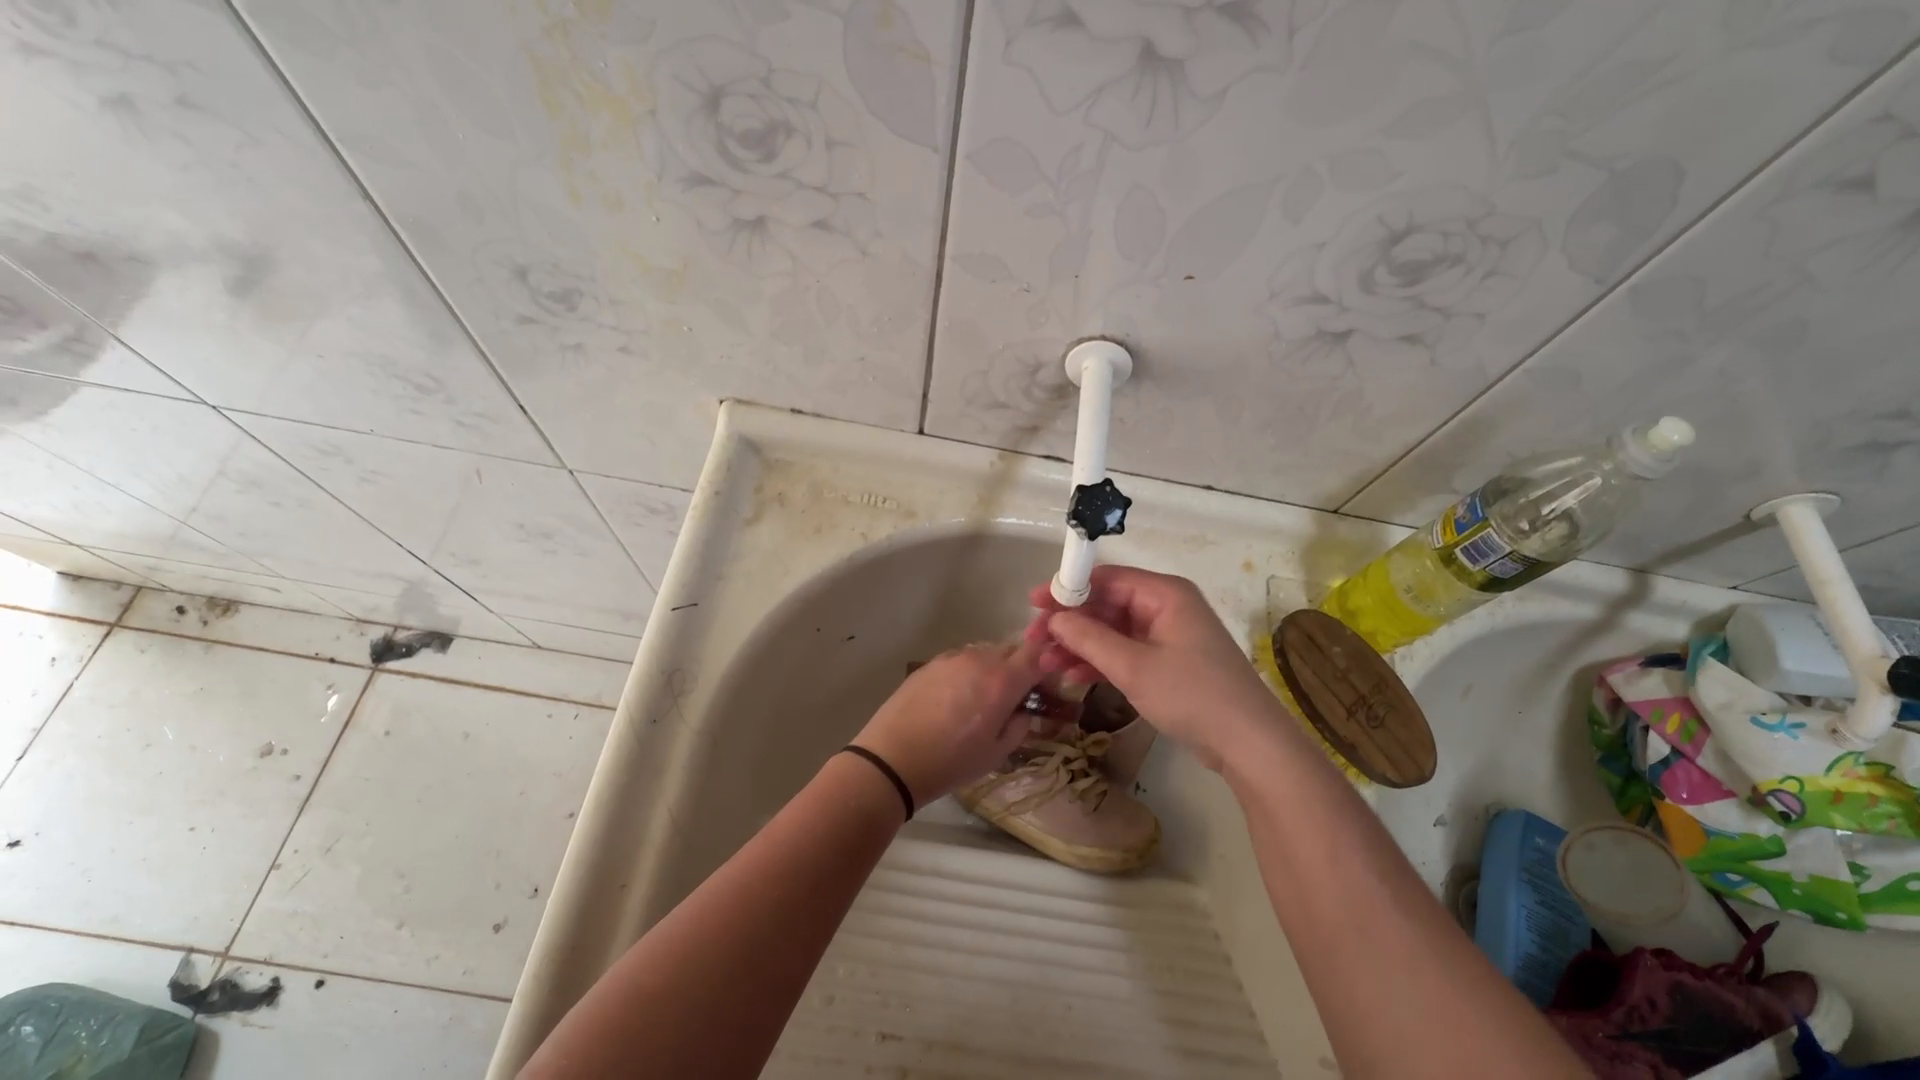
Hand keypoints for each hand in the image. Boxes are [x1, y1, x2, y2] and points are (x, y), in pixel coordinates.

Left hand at [852, 640, 1041, 805]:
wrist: (892, 759)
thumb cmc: (951, 763)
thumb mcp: (997, 754)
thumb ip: (1019, 726)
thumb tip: (1023, 711)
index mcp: (1002, 681)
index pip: (1038, 654)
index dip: (1047, 667)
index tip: (1045, 689)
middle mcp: (979, 660)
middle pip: (1012, 649)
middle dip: (1020, 668)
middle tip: (1016, 697)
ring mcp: (951, 658)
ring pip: (984, 652)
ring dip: (993, 669)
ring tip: (983, 699)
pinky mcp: (929, 663)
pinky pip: (960, 659)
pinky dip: (968, 672)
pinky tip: (957, 698)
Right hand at [1027, 566, 1282, 771]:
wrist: (1248, 742)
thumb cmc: (1192, 694)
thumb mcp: (1133, 667)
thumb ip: (1089, 639)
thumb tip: (1055, 617)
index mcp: (1165, 594)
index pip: (1107, 579)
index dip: (1068, 589)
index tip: (1033, 603)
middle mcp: (1167, 607)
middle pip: (1108, 605)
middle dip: (1070, 623)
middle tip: (1033, 640)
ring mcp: (1169, 637)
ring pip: (1113, 632)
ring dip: (1080, 646)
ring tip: (1046, 665)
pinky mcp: (1170, 664)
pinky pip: (1126, 653)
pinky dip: (1101, 663)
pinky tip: (1073, 677)